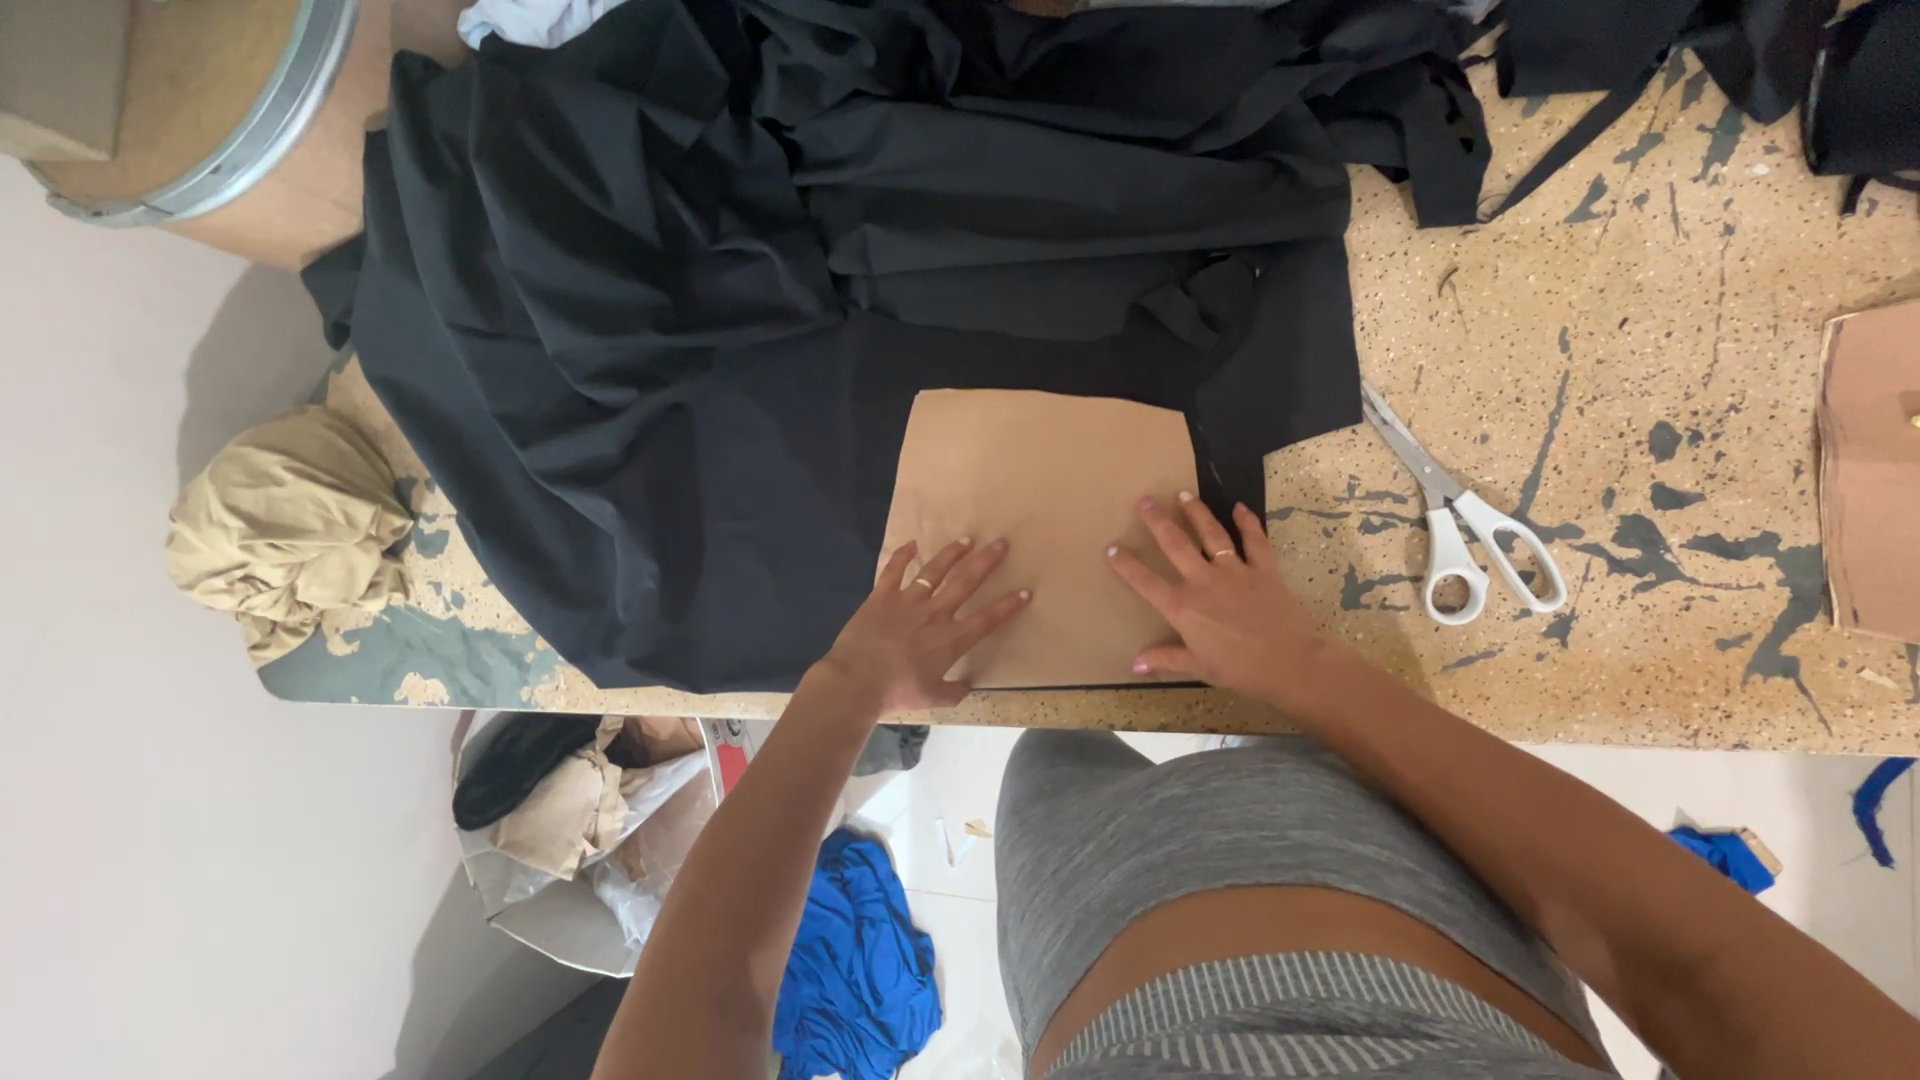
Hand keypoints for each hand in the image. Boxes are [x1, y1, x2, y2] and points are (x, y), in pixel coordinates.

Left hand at [812, 537, 1031, 714]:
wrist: (857, 680)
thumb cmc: (897, 691)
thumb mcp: (932, 698)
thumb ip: (953, 692)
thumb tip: (966, 689)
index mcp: (951, 640)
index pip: (987, 619)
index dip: (1008, 605)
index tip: (1025, 591)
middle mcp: (935, 614)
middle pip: (966, 582)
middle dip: (986, 562)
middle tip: (1001, 543)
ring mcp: (908, 601)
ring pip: (934, 570)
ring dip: (952, 554)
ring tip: (966, 540)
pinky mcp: (882, 596)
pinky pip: (894, 570)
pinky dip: (902, 555)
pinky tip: (912, 543)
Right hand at [1107, 494, 1352, 710]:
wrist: (1290, 663)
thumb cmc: (1239, 670)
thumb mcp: (1198, 667)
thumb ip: (1165, 658)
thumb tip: (1135, 664)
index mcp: (1183, 608)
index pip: (1146, 581)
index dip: (1126, 564)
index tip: (1111, 547)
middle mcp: (1203, 582)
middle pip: (1175, 544)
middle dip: (1157, 521)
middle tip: (1145, 500)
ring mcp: (1235, 572)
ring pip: (1211, 534)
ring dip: (1196, 512)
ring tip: (1183, 494)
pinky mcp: (1263, 569)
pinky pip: (1255, 541)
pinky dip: (1248, 522)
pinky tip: (1240, 506)